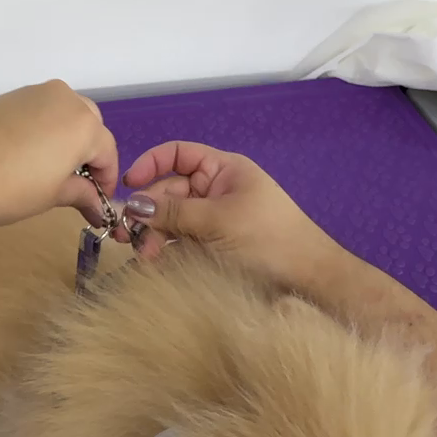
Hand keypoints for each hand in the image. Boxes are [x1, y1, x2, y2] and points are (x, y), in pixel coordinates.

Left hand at [0, 80, 118, 229]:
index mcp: (84, 123)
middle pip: (88, 125)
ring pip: (62, 114)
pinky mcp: (6, 95)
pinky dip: (40, 130)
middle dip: (87, 153)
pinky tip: (21, 156)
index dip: (106, 180)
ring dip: (64, 139)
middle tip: (76, 184)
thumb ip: (81, 194)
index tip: (99, 202)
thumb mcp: (51, 195)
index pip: (108, 152)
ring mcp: (32, 92)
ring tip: (48, 170)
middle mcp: (63, 98)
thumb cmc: (8, 188)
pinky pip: (36, 111)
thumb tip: (97, 206)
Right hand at [121, 141, 346, 290]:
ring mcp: (214, 218)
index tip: (128, 186)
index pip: (177, 154)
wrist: (310, 282)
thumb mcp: (217, 221)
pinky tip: (154, 263)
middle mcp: (216, 189)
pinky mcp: (213, 245)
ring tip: (144, 257)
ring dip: (154, 234)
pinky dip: (167, 249)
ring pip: (172, 219)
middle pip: (169, 191)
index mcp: (222, 170)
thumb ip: (173, 212)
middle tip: (126, 237)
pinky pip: (182, 240)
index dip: (150, 164)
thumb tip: (132, 205)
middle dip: (148, 211)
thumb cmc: (268, 239)